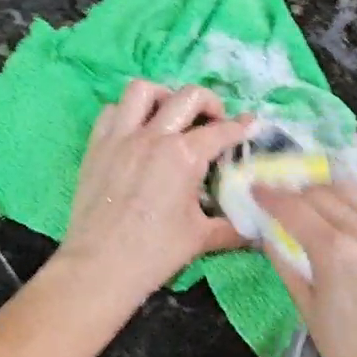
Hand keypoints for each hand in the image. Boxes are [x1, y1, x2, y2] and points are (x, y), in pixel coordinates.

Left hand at [60, 81, 250, 297]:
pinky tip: (137, 130)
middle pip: (188, 96)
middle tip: (214, 121)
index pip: (221, 131)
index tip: (250, 126)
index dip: (241, 127)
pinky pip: (112, 110)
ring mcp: (121, 137)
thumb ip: (233, 227)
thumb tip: (259, 228)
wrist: (99, 266)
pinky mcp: (96, 145)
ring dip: (163, 95)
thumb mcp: (201, 238)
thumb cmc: (154, 253)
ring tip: (171, 115)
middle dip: (209, 102)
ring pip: (142, 90)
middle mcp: (153, 136)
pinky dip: (127, 112)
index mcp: (184, 156)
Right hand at [255, 182, 356, 356]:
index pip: (294, 208)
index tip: (253, 189)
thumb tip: (267, 232)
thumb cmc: (343, 348)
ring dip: (323, 190)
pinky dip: (350, 202)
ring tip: (305, 199)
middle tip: (275, 197)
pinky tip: (338, 213)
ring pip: (350, 192)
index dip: (270, 196)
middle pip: (321, 194)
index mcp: (334, 250)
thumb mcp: (303, 304)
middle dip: (293, 191)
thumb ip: (283, 260)